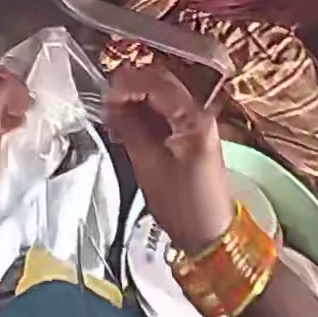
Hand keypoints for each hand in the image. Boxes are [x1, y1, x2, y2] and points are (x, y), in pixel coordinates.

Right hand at [104, 64, 232, 250]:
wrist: (212, 235)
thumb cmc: (182, 204)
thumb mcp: (149, 164)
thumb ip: (129, 126)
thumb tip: (110, 103)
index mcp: (194, 117)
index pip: (156, 83)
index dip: (126, 85)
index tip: (105, 98)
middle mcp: (198, 111)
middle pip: (159, 80)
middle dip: (129, 87)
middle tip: (105, 104)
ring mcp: (195, 120)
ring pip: (158, 92)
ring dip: (134, 98)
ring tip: (112, 116)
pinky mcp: (189, 130)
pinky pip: (161, 108)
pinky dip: (141, 110)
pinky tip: (125, 125)